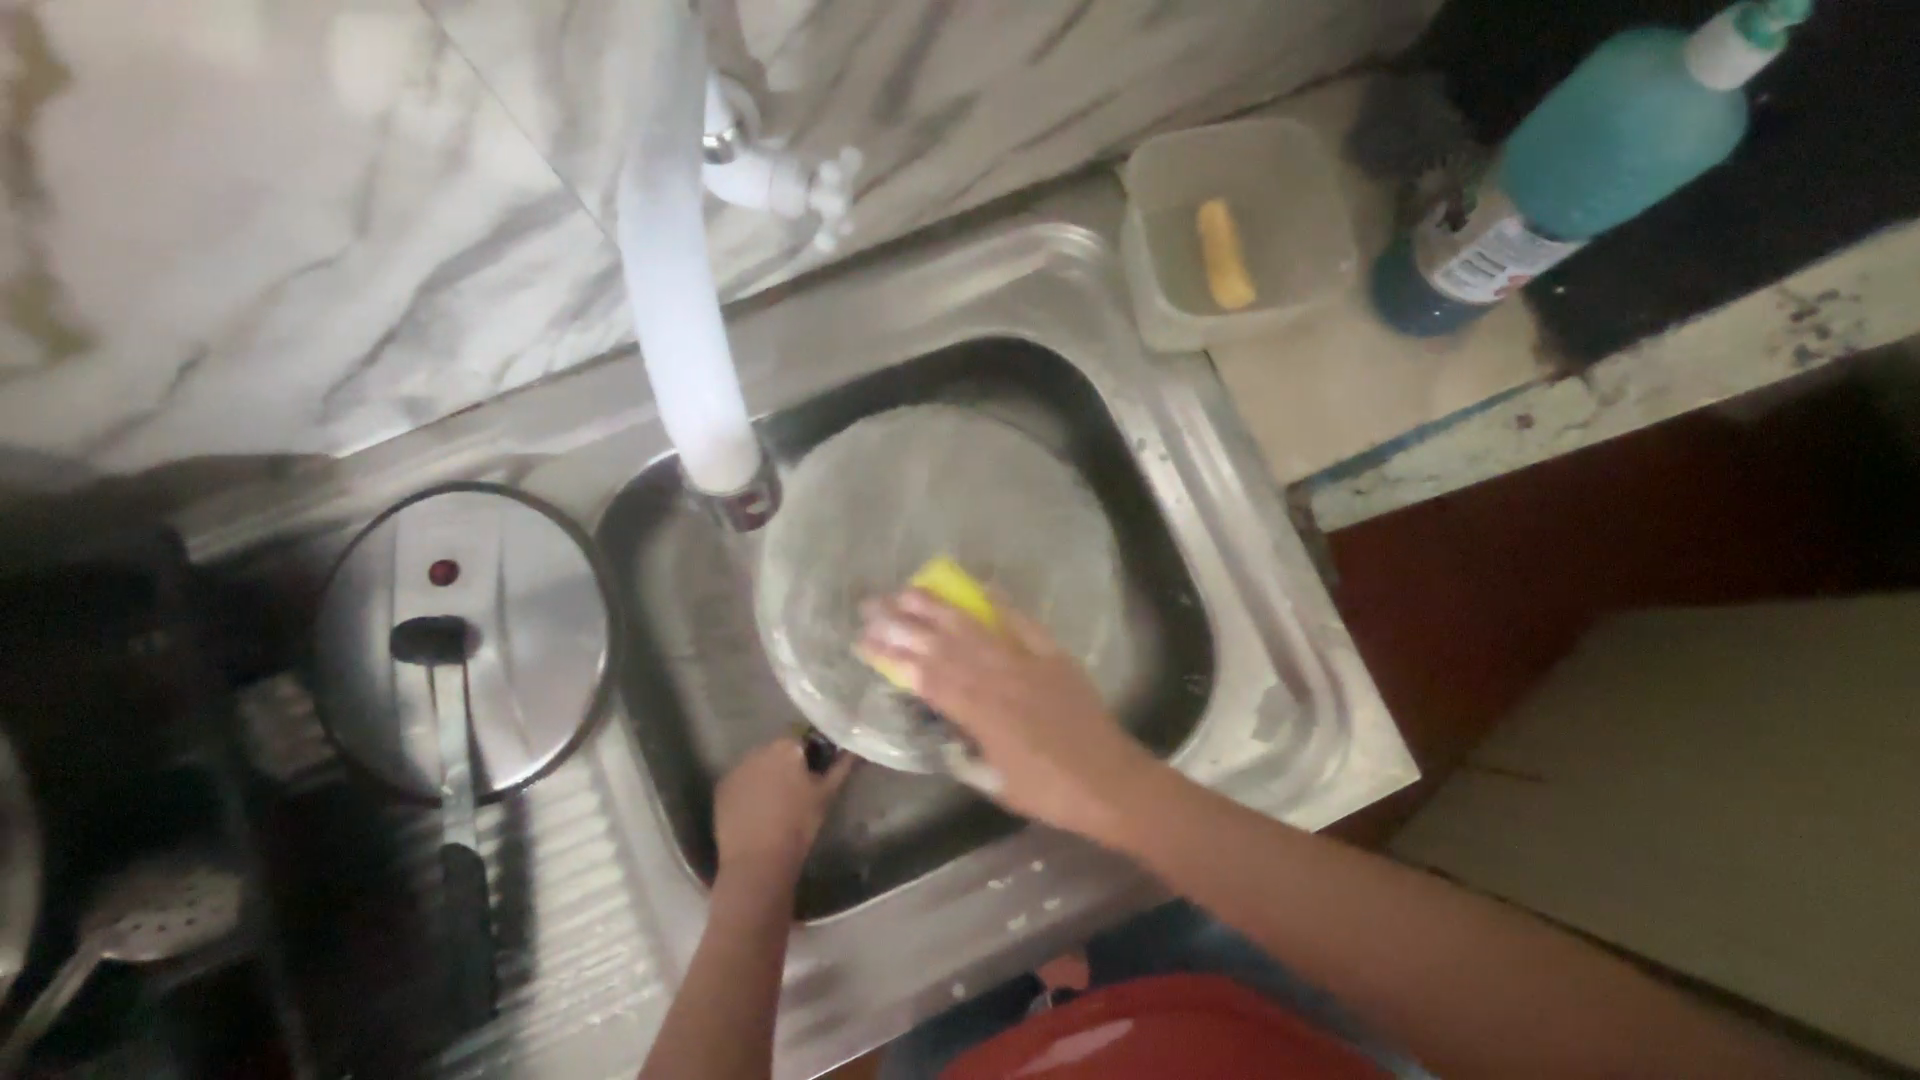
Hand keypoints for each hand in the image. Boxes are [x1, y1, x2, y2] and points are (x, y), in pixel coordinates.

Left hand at [714, 737, 853, 885]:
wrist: (758, 860)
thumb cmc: (799, 824)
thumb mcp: (826, 794)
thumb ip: (842, 766)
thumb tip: (856, 748)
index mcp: (786, 747)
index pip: (802, 739)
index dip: (811, 754)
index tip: (816, 773)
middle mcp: (758, 750)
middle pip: (777, 751)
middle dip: (787, 764)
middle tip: (798, 789)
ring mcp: (736, 769)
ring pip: (758, 766)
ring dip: (767, 776)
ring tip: (776, 802)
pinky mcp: (721, 789)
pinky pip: (740, 782)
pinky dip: (748, 790)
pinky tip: (756, 811)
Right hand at [857, 588, 1163, 843]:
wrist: (1112, 783)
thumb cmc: (1050, 793)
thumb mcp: (996, 784)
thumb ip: (965, 756)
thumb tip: (945, 736)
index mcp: (979, 714)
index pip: (926, 677)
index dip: (893, 657)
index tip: (864, 639)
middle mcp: (998, 680)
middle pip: (943, 645)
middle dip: (904, 623)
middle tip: (872, 604)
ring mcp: (1027, 663)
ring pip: (975, 628)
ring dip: (940, 608)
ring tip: (909, 589)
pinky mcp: (1054, 656)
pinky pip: (1023, 623)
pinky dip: (1002, 603)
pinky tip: (981, 585)